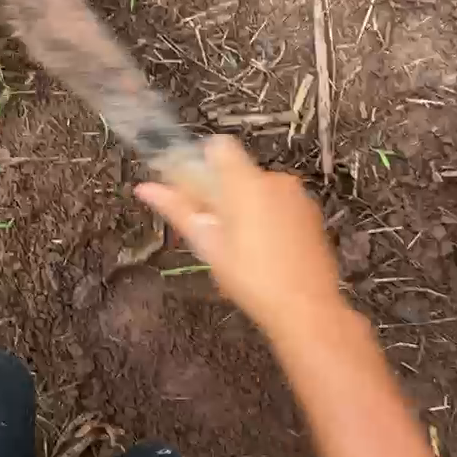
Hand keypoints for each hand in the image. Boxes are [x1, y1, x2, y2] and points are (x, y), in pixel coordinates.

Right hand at [135, 136, 346, 340]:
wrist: (306, 308)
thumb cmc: (252, 279)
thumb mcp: (207, 245)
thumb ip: (177, 209)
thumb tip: (145, 188)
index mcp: (245, 184)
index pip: (217, 147)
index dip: (200, 165)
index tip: (190, 191)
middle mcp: (274, 181)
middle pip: (235, 172)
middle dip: (219, 194)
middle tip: (210, 230)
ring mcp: (296, 196)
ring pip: (256, 188)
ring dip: (242, 207)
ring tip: (237, 245)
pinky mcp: (310, 212)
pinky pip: (277, 202)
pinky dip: (265, 216)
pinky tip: (261, 248)